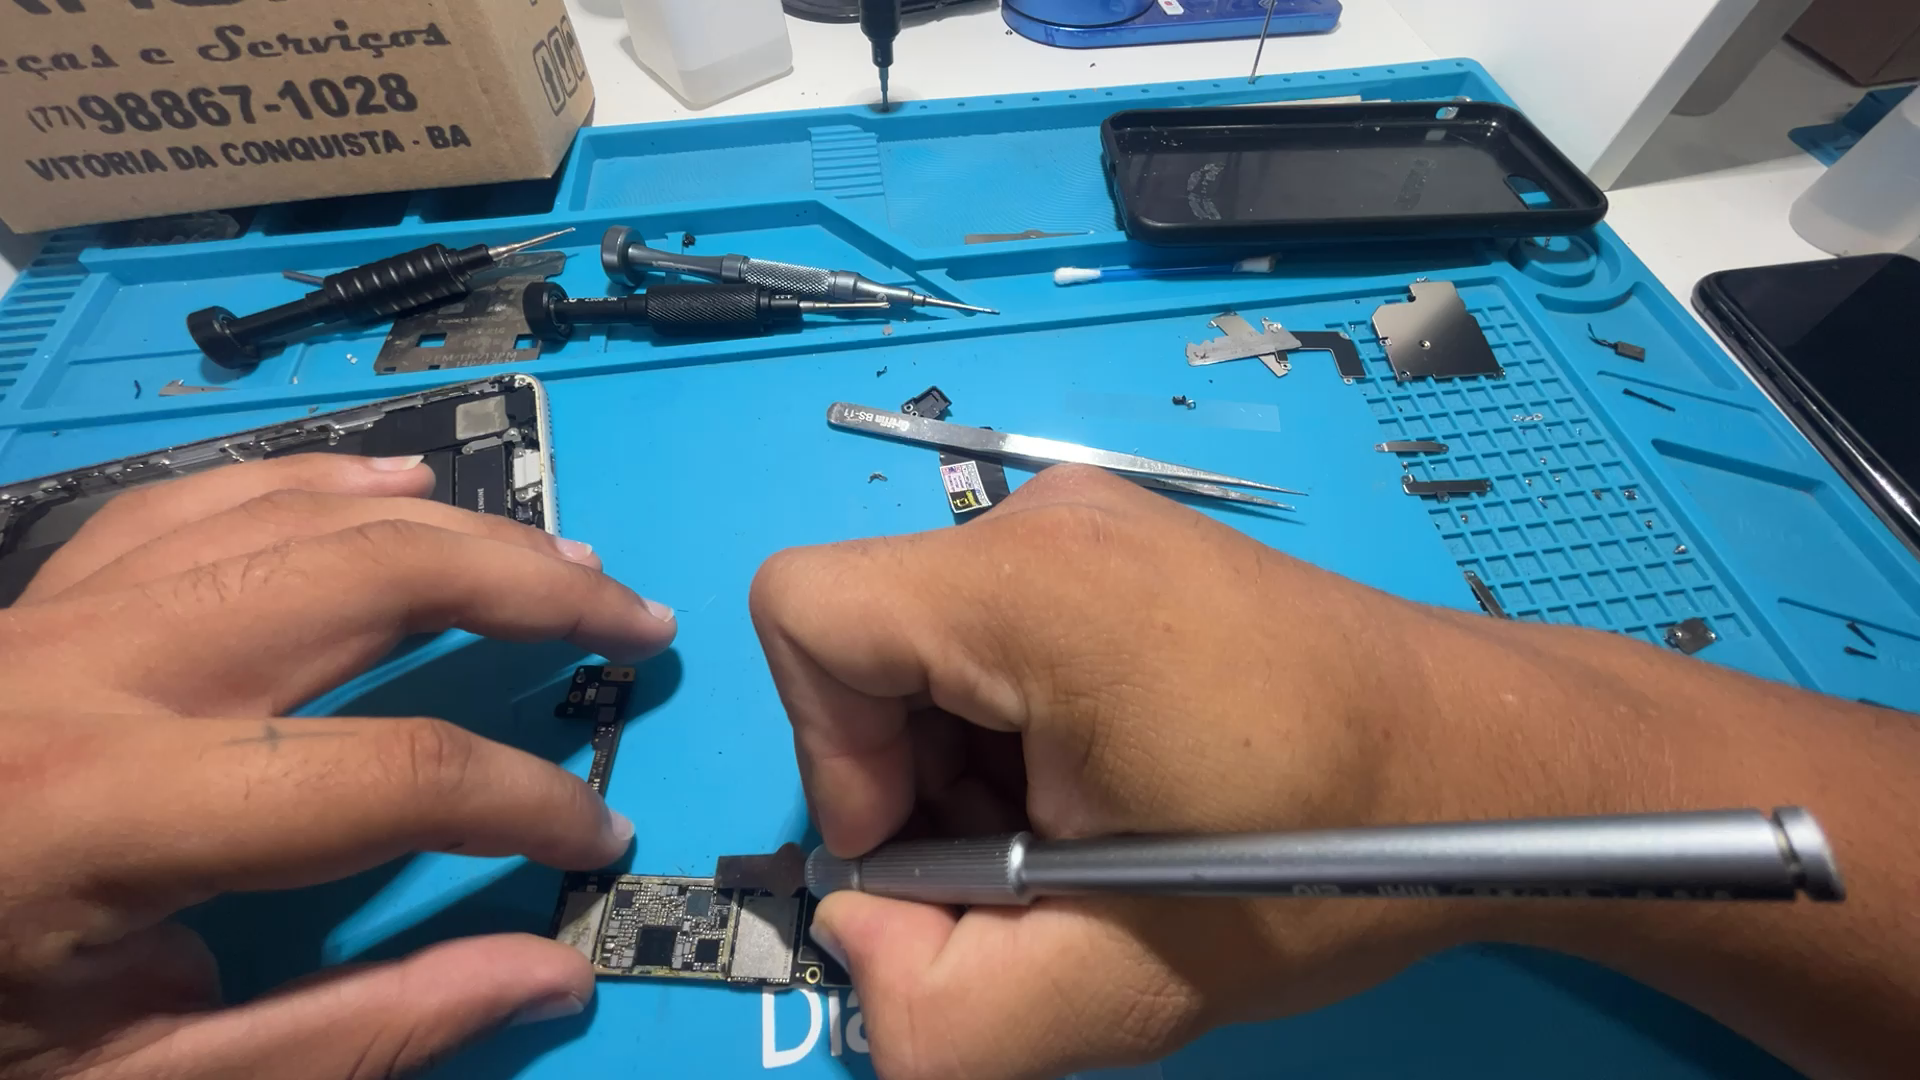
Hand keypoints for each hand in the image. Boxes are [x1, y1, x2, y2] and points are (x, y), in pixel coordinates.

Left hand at [0, 454, 675, 1078]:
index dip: (530, 804)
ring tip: (572, 555)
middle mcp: (92, 674)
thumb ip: (367, 1031)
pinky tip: (405, 482)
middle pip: (384, 581)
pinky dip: (329, 483)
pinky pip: (211, 503)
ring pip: (321, 522)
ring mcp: (59, 614)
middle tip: (639, 621)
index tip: (600, 837)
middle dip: (544, 597)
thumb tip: (554, 978)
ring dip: (474, 533)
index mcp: (102, 811)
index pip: (399, 775)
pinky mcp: (45, 597)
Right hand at [751, 465, 1916, 1079]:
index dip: (827, 743)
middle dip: (904, 771)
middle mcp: (1038, 518)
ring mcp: (1076, 513)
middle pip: (862, 638)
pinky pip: (982, 618)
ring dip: (956, 752)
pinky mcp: (1105, 533)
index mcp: (1028, 586)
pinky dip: (999, 712)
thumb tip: (853, 929)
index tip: (926, 836)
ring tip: (1070, 816)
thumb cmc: (1324, 855)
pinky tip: (1092, 764)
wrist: (1486, 759)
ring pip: (920, 636)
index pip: (805, 608)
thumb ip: (941, 1014)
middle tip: (1019, 854)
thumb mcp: (1126, 983)